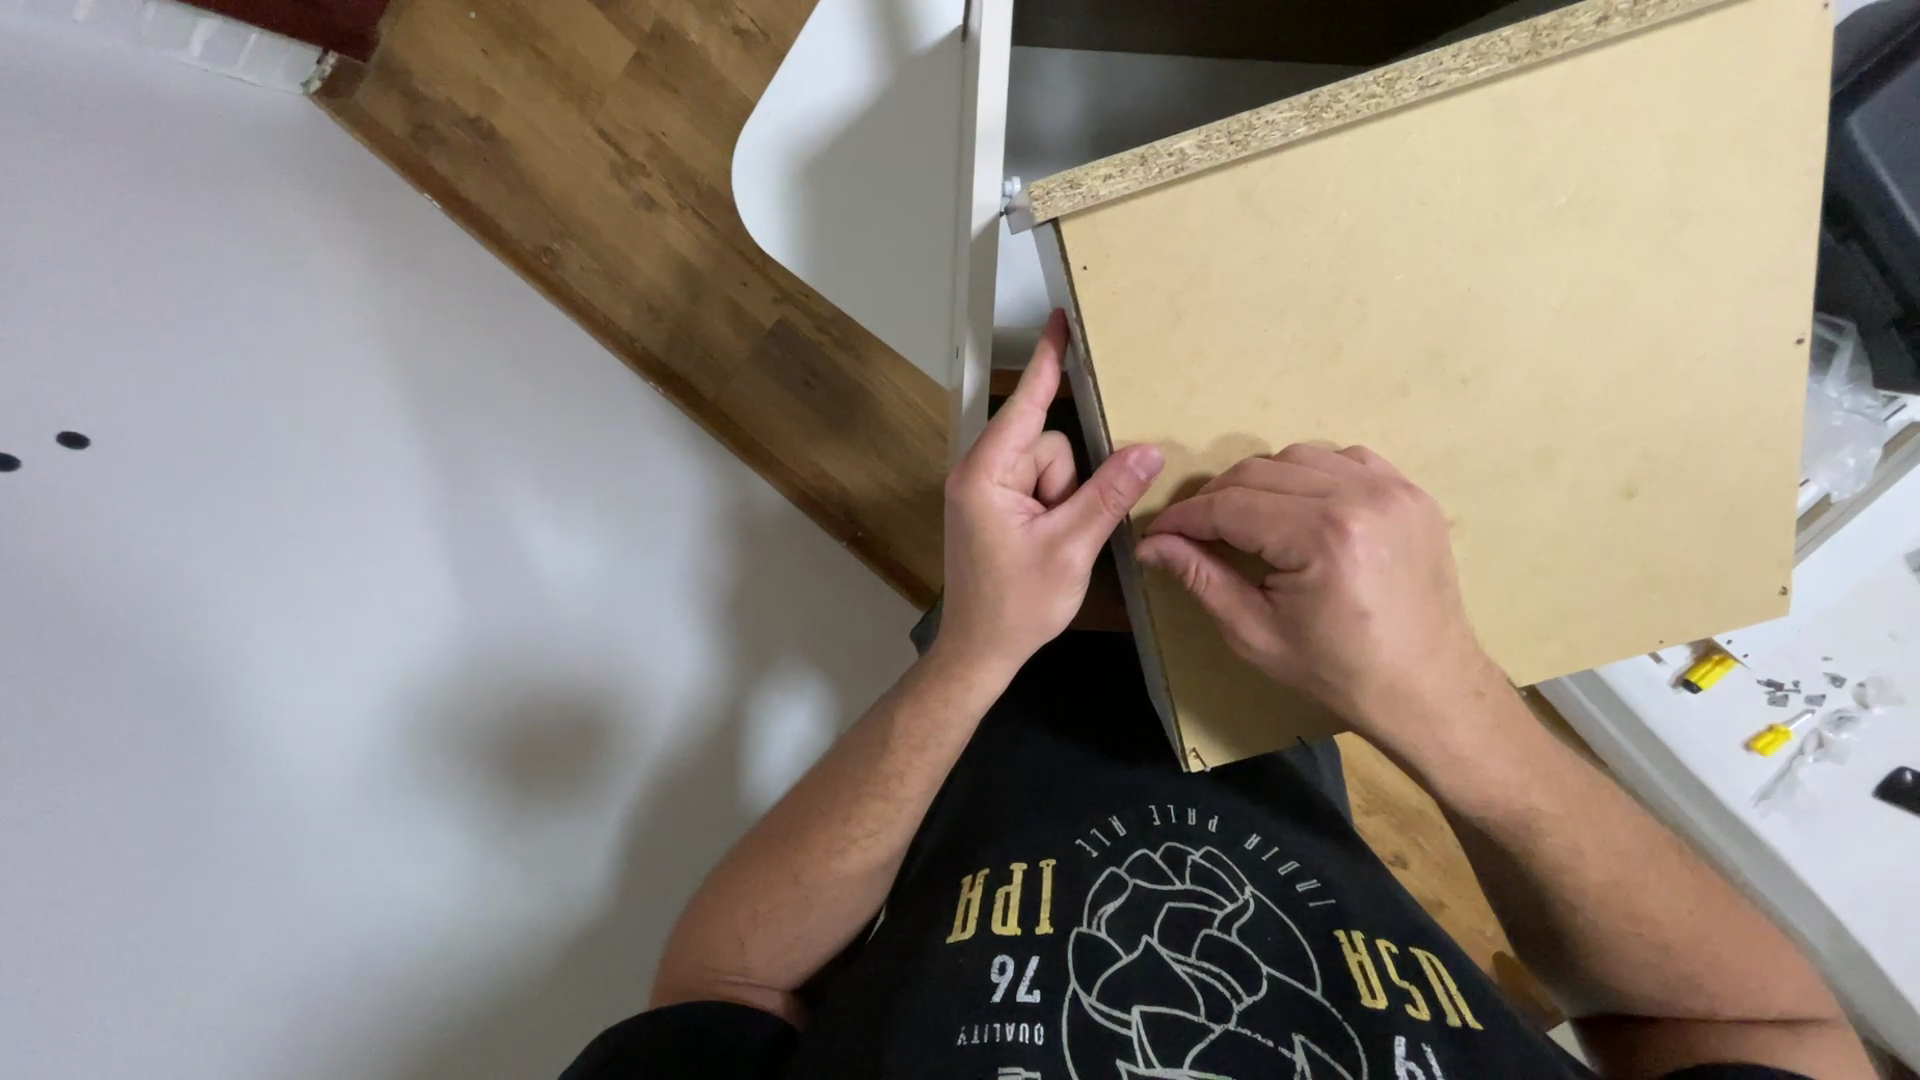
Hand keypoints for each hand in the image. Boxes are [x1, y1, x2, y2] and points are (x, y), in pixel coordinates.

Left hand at [938, 311, 1164, 676]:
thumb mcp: (1070, 549)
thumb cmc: (1015, 607)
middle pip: (1049, 443)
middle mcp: (979, 473)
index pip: (1027, 405)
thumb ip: (1109, 495)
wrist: (980, 651)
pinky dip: (1053, 508)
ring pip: (1050, 466)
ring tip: (1047, 544)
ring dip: (1061, 500)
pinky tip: (1044, 544)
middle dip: (1066, 484)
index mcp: (985, 475)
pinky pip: (1040, 486)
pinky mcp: (994, 507)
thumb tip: (1148, 452)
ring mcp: (985, 491)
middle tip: (1057, 532)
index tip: (1061, 319)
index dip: (1050, 362)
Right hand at [1134, 444, 1504, 744]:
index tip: (1156, 534)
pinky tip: (1298, 509)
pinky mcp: (1410, 492)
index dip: (1184, 518)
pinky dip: (1308, 475)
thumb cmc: (1336, 670)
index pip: (1229, 506)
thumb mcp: (1254, 632)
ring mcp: (1392, 489)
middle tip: (1192, 533)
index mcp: (1322, 537)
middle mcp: (1360, 497)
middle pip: (1257, 472)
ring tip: (1243, 521)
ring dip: (1258, 483)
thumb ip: (1200, 578)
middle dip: (1213, 499)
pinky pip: (1341, 459)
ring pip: (1296, 457)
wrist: (1427, 686)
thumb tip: (1150, 545)